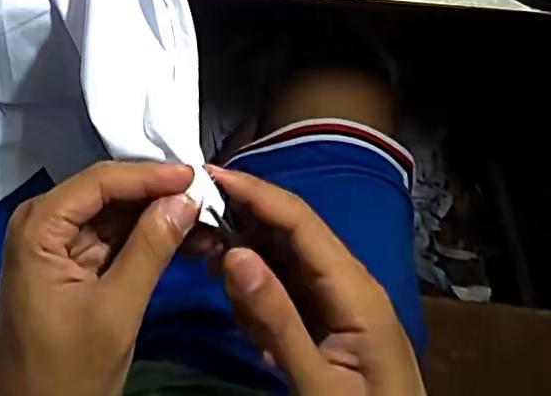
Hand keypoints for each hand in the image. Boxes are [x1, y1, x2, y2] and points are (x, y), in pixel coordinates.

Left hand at [0, 161, 200, 395]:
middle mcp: (43, 221)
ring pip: (114, 212)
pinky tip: (181, 236)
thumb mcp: (114, 313)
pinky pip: (113, 236)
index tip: (192, 174)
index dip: (149, 175)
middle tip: (203, 194)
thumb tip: (185, 199)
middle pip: (107, 192)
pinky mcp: (70, 263)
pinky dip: (145, 236)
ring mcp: (55, 242)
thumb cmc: (65, 376)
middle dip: (156, 194)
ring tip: (201, 214)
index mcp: (39, 224)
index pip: (100, 181)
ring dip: (155, 214)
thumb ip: (149, 249)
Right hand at [210, 165, 424, 395]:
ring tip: (210, 268)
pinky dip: (257, 288)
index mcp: (355, 288)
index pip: (299, 218)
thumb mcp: (319, 388)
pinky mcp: (328, 319)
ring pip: (282, 255)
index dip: (254, 191)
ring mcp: (338, 299)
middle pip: (288, 229)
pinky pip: (285, 285)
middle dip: (241, 222)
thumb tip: (233, 252)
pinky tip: (242, 311)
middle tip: (195, 228)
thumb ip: (278, 321)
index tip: (208, 175)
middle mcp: (348, 280)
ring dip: (245, 258)